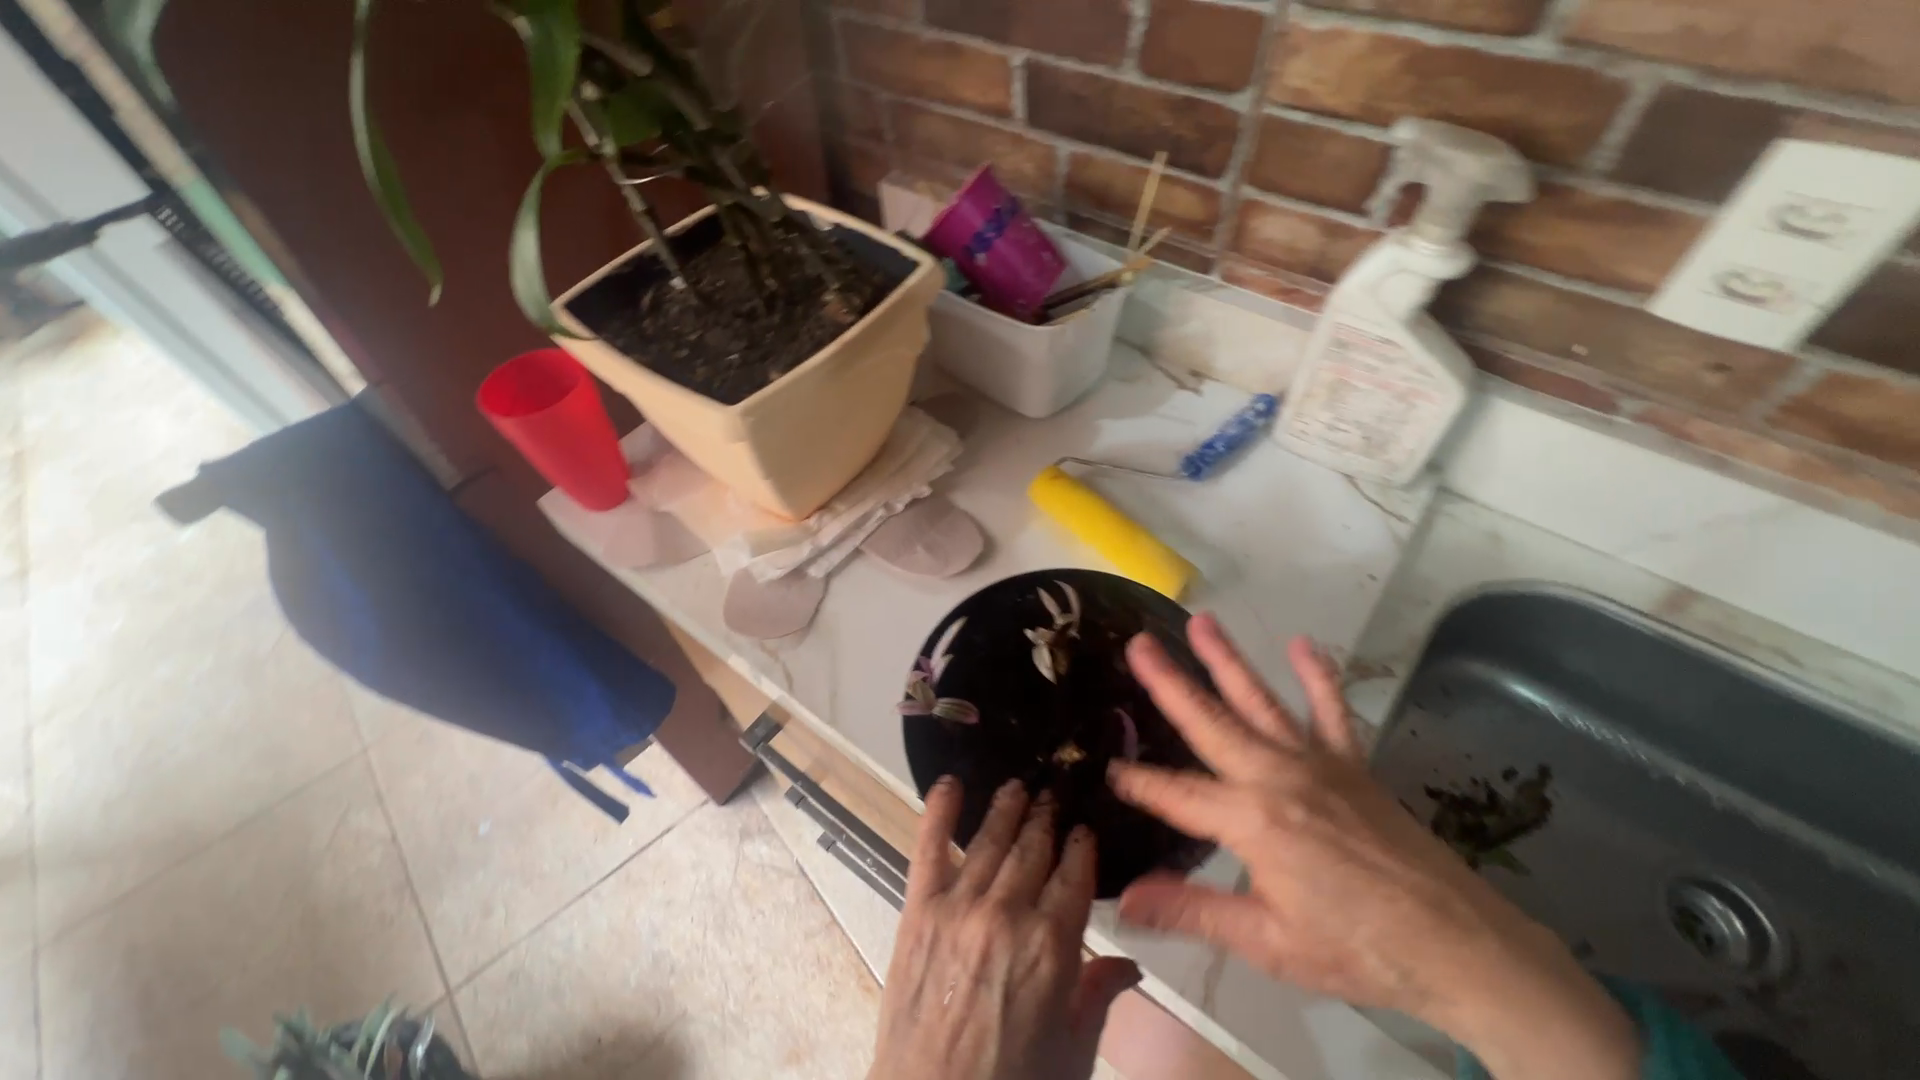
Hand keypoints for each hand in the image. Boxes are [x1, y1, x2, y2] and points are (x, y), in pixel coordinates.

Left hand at [867, 777, 1140, 1079]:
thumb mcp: (1072, 1049)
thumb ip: (1098, 994)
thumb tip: (1130, 965)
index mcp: (1053, 945)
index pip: (1073, 875)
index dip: (1080, 847)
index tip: (1083, 829)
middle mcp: (1008, 913)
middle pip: (1032, 850)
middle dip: (1046, 819)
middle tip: (1052, 794)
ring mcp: (959, 907)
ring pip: (989, 842)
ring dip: (1006, 809)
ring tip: (1017, 787)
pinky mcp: (918, 910)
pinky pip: (928, 848)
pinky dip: (938, 812)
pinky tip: (949, 784)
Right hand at [1108, 614, 1638, 1079]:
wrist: (1457, 943)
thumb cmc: (1355, 948)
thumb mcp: (1266, 941)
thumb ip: (1191, 911)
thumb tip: (1123, 901)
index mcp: (1251, 821)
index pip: (1178, 795)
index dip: (1140, 783)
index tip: (1108, 768)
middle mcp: (1278, 777)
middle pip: (1212, 722)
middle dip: (1170, 683)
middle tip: (1138, 643)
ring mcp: (1319, 764)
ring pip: (1262, 702)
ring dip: (1228, 661)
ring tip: (1201, 621)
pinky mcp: (1353, 766)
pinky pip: (1332, 712)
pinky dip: (1318, 677)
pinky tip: (1301, 645)